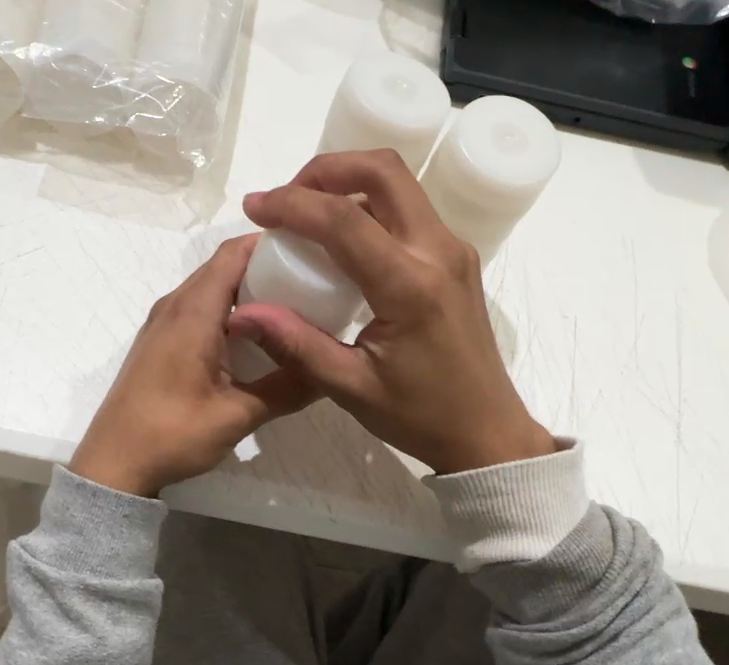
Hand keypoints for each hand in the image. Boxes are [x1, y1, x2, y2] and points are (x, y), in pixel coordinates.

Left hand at [71, 235, 317, 496]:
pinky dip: (228, 314)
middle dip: (268, 269)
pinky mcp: (158, 344)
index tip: (312, 252)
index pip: (234, 253)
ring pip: (210, 290)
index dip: (273, 244)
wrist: (113, 464)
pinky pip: (198, 312)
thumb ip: (285, 390)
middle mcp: (174, 307)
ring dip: (248, 294)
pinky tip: (254, 342)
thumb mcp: (235, 417)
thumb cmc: (171, 435)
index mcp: (193, 313)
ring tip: (291, 312)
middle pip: (224, 268)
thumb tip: (330, 372)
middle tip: (313, 284)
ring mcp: (162, 325)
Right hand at [232, 151, 555, 474]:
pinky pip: (410, 211)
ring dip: (349, 183)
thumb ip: (295, 345)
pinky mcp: (455, 259)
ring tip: (306, 215)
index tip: (254, 209)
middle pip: (383, 171)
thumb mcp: (349, 387)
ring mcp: (453, 251)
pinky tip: (341, 241)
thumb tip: (242, 313)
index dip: (292, 205)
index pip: (344, 219)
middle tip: (285, 199)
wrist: (485, 431)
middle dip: (326, 170)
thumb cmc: (419, 416)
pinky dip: (370, 206)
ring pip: (400, 185)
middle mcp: (438, 252)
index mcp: (410, 286)